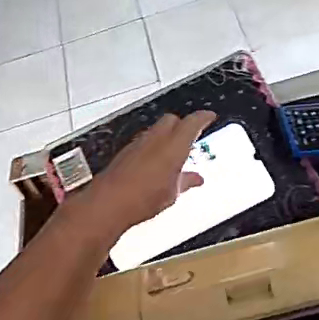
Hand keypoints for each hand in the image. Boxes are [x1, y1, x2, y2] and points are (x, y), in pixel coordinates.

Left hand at [70, 111, 213, 235]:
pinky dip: (153, 145)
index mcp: (174, 145)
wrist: (110, 203)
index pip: (193, 122)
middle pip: (172, 120)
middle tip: (191, 135)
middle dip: (183, 124)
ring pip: (156, 129)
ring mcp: (139, 143)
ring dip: (167, 135)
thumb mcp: (173, 192)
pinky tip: (155, 161)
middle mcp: (156, 138)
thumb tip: (195, 179)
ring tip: (173, 150)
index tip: (209, 116)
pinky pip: (144, 141)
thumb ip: (185, 181)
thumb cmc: (143, 197)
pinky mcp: (126, 152)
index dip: (203, 117)